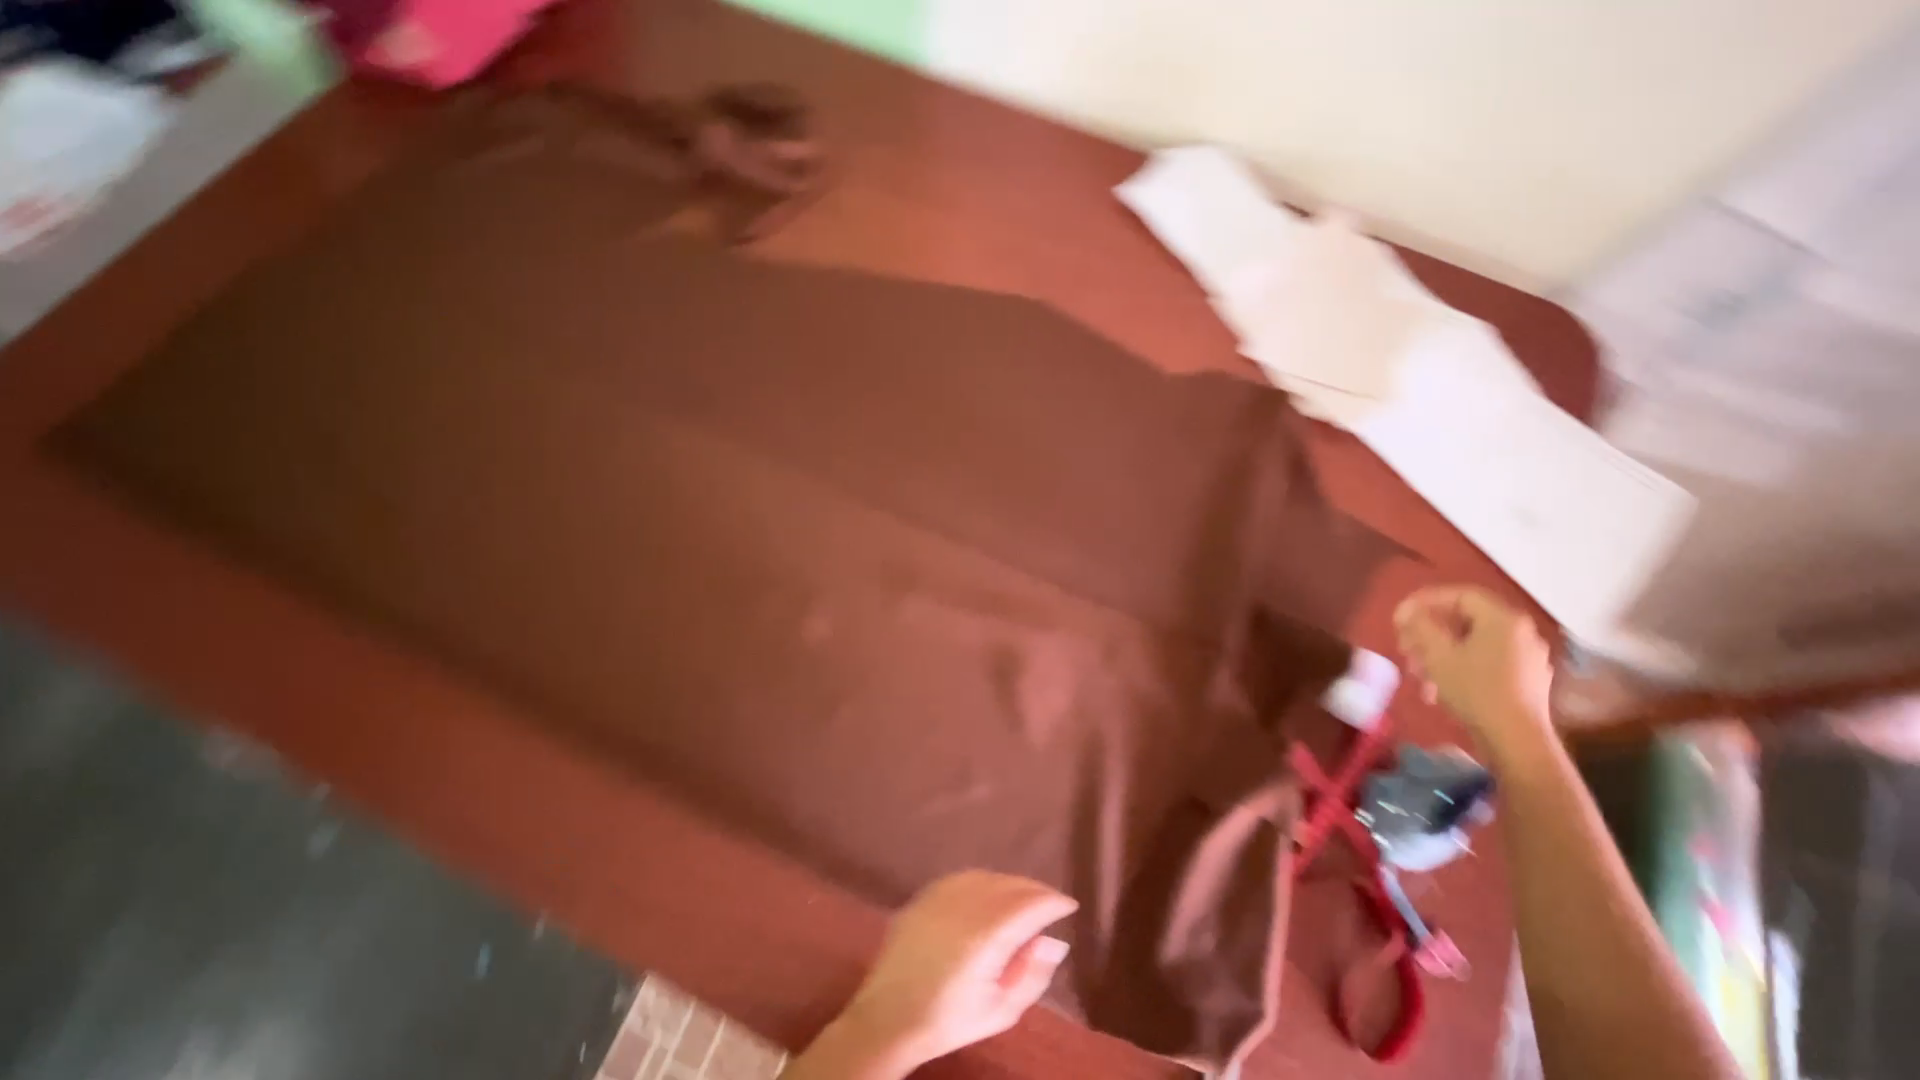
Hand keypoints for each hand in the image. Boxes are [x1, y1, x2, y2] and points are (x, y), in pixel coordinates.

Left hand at [838, 871, 1076, 1071]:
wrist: (888, 1019)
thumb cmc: (949, 1020)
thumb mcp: (1001, 1011)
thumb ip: (1031, 975)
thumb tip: (1052, 942)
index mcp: (985, 936)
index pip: (1029, 904)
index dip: (1053, 901)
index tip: (1068, 907)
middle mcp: (962, 907)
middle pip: (1008, 884)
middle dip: (1034, 890)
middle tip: (1050, 903)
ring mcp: (938, 898)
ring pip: (985, 876)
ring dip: (1009, 883)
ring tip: (1022, 898)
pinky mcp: (921, 899)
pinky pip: (960, 879)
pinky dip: (982, 882)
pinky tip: (988, 895)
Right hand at [1393, 586, 1553, 744]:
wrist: (1517, 740)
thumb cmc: (1475, 690)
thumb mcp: (1438, 655)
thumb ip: (1420, 626)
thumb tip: (1406, 611)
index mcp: (1503, 619)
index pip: (1460, 596)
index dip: (1425, 602)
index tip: (1401, 616)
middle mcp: (1522, 632)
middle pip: (1466, 622)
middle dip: (1429, 635)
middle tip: (1405, 649)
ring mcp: (1529, 658)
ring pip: (1474, 646)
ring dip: (1440, 656)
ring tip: (1418, 676)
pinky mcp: (1528, 682)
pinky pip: (1487, 664)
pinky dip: (1461, 669)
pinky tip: (1440, 691)